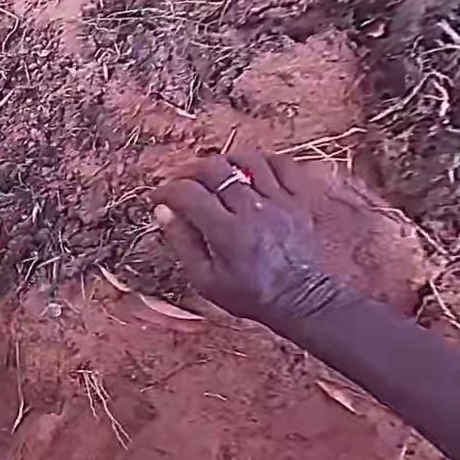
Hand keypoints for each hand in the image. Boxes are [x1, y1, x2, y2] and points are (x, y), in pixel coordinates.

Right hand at [151, 150, 352, 327]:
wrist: (301, 301)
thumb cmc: (248, 294)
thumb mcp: (204, 278)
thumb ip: (182, 242)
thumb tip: (163, 211)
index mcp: (227, 232)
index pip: (187, 194)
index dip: (166, 190)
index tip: (158, 197)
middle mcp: (254, 210)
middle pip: (214, 169)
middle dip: (188, 171)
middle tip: (180, 182)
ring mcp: (281, 202)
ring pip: (248, 159)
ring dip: (224, 161)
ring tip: (213, 174)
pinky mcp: (301, 200)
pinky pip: (283, 165)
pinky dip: (262, 162)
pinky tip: (249, 173)